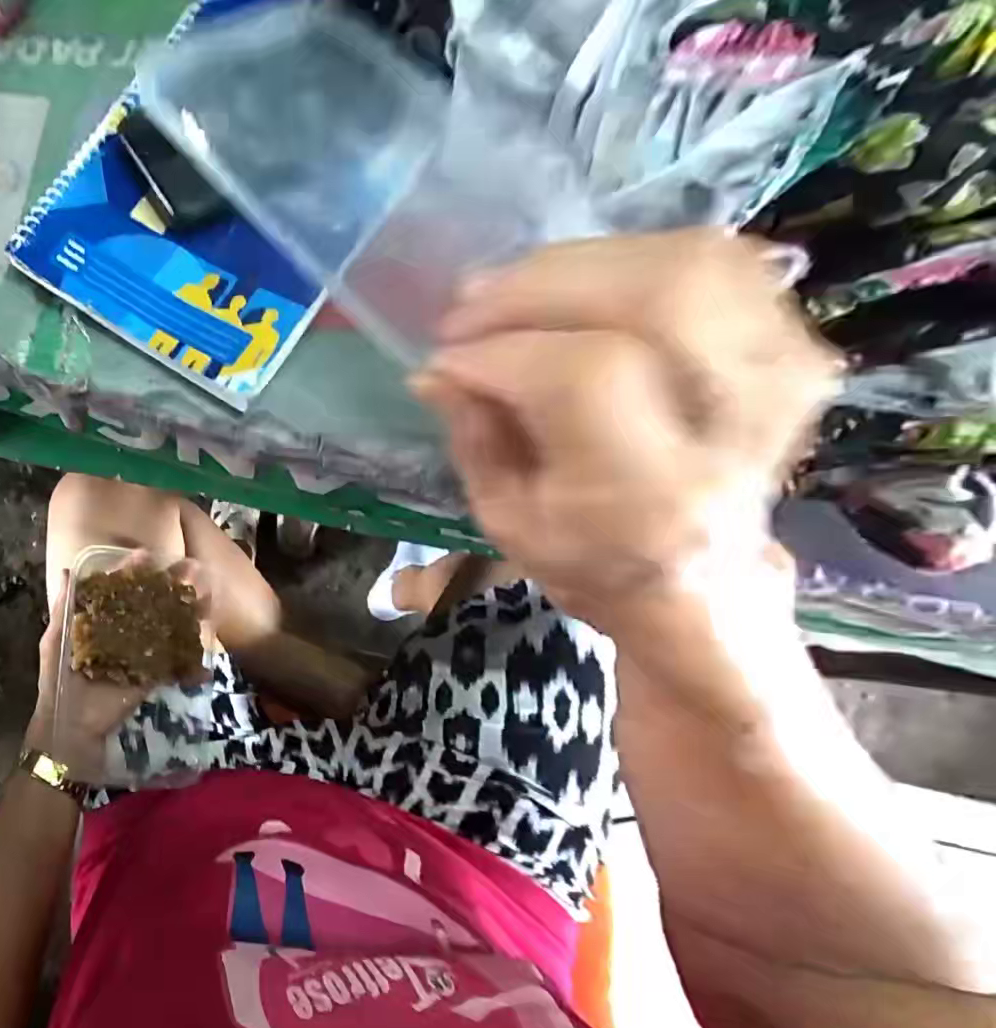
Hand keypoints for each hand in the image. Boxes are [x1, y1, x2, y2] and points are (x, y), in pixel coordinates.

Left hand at [27, 555, 213, 778]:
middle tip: (188, 567)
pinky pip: (174, 660)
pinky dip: (191, 647)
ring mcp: (139, 656)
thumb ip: (64, 609)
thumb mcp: (55, 643)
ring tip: (204, 588)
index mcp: (98, 624)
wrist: (70, 733)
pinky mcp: (152, 678)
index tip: (146, 555)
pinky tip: (206, 627)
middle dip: (168, 585)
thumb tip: (68, 571)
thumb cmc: (58, 684)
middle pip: (148, 604)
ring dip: (186, 607)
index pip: (118, 591)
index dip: (131, 573)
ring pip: (166, 626)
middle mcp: (122, 635)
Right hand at [412, 230, 839, 633]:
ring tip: (498, 293)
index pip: (583, 375)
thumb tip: (432, 369)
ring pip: (684, 262)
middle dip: (533, 290)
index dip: (499, 353)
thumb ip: (473, 437)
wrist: (697, 573)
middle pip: (652, 296)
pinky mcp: (791, 338)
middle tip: (462, 313)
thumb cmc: (583, 555)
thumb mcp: (502, 516)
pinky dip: (620, 259)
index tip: (443, 360)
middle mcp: (735, 418)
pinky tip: (560, 287)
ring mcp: (780, 367)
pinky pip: (709, 259)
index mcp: (651, 488)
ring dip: (572, 265)